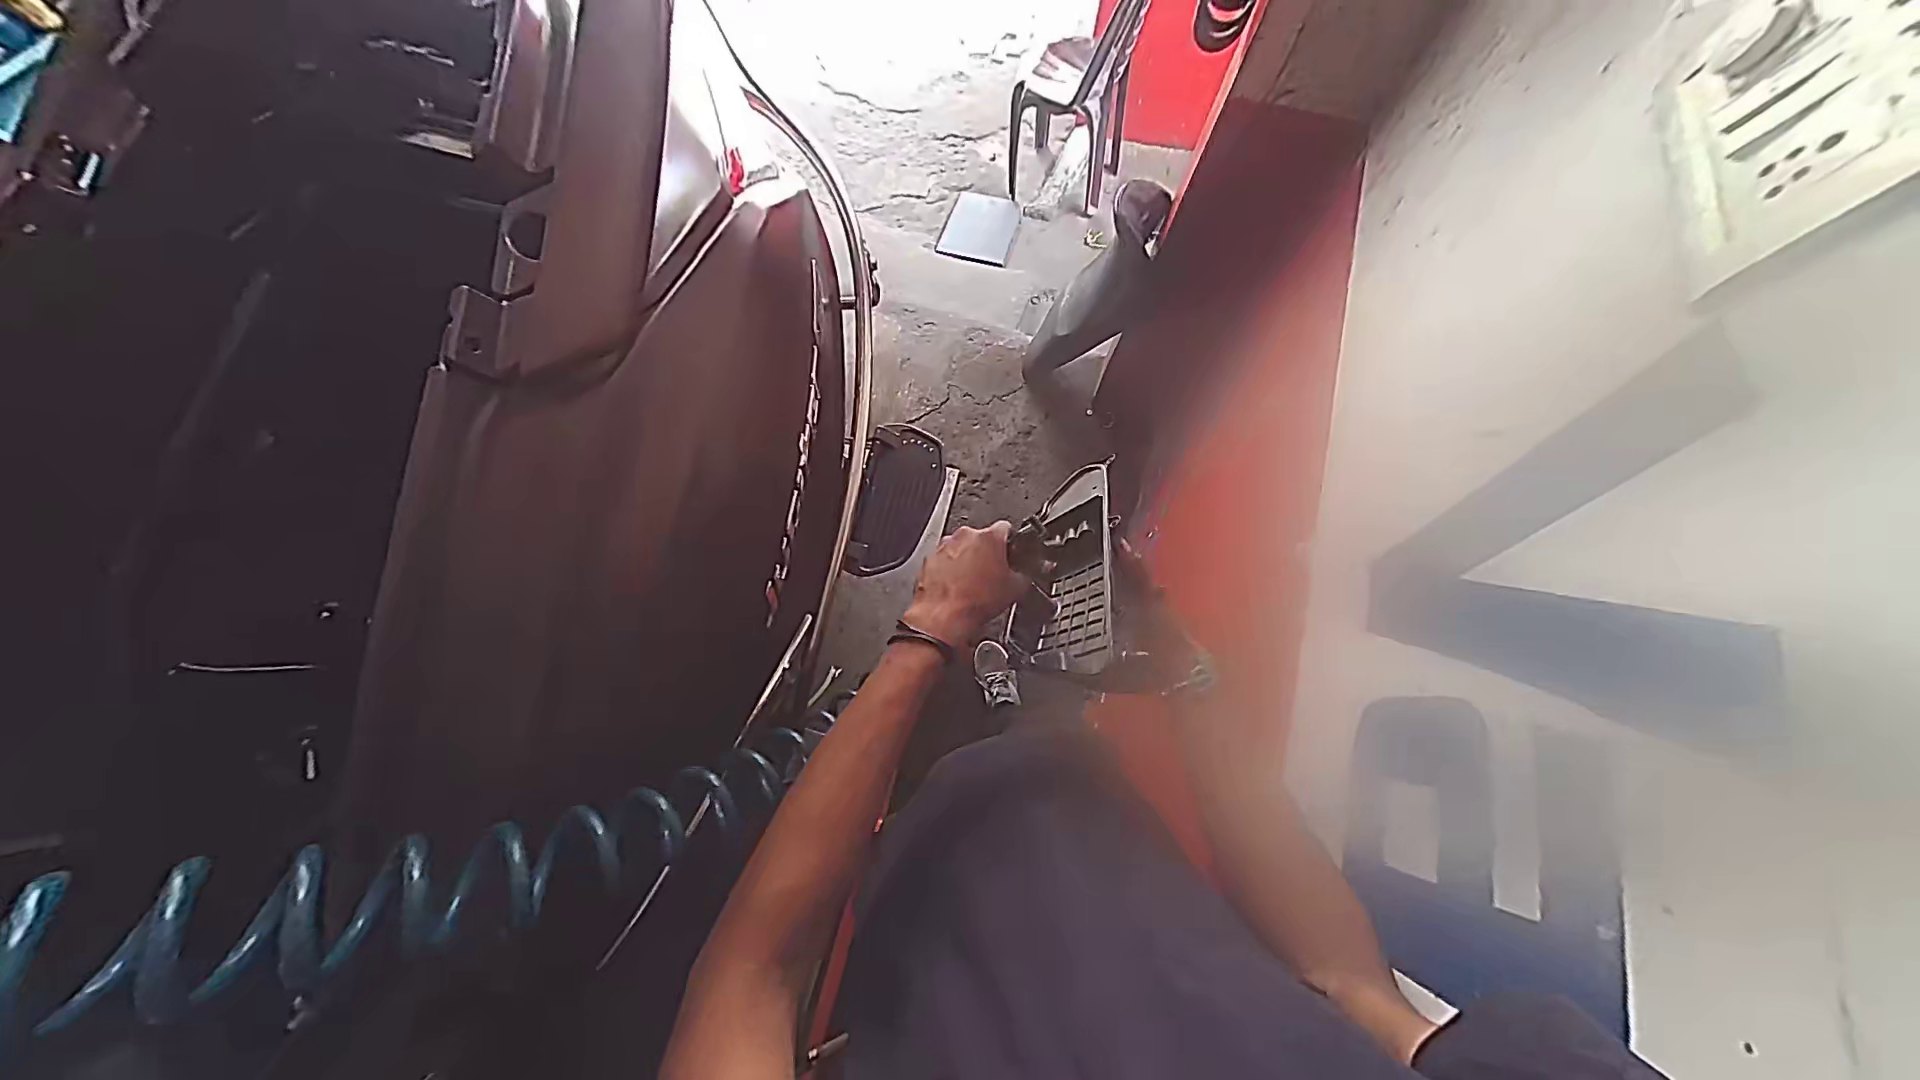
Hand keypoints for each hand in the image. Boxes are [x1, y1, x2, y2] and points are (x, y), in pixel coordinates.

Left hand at [901, 521, 1027, 647]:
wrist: (944, 617)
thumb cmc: (974, 602)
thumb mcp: (1015, 589)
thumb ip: (1022, 574)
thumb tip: (1022, 576)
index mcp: (990, 537)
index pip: (1006, 528)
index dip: (1010, 542)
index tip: (1010, 553)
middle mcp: (965, 536)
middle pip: (981, 538)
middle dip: (987, 553)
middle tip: (992, 574)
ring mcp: (945, 546)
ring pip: (961, 548)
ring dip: (967, 560)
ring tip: (973, 584)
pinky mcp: (930, 559)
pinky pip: (944, 560)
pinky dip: (950, 570)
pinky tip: (957, 588)